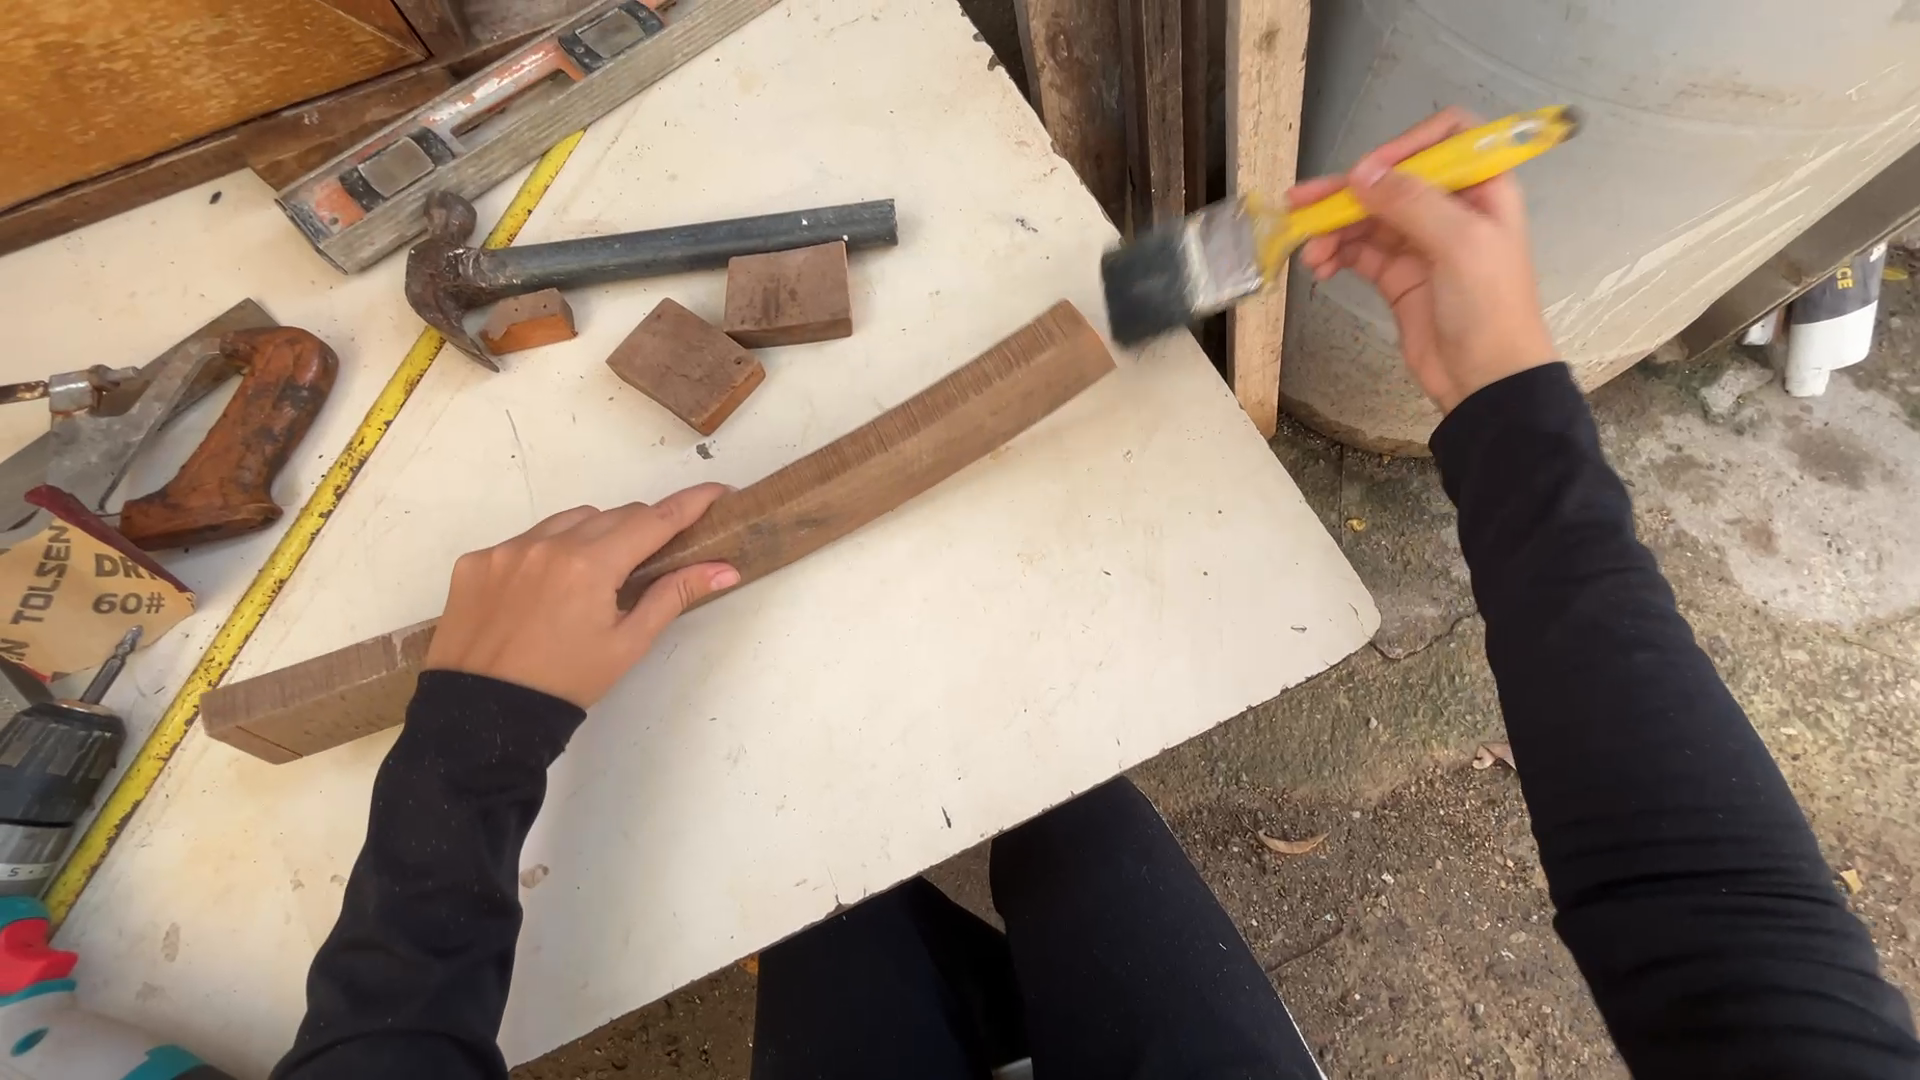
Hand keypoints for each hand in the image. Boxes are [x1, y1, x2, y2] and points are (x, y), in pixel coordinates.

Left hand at [423, 485, 739, 707]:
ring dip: (596, 534)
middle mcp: (548, 544)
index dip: (691, 502)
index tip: (717, 490)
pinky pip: (528, 539)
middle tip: (657, 556)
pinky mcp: (477, 561)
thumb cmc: (567, 681)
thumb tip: (724, 569)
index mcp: (591, 564)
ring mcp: (507, 549)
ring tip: (597, 576)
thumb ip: (675, 594)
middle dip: (644, 527)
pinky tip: (548, 589)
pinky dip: (550, 551)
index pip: (654, 520)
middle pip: (616, 515)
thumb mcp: (629, 642)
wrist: (483, 716)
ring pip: (571, 520)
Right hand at [1295, 107, 1557, 412]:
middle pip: (1391, 184)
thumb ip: (1410, 203)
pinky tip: (1319, 268)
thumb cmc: (1488, 305)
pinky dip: (1337, 256)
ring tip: (1311, 254)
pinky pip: (1359, 254)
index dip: (1402, 148)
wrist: (1485, 375)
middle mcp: (1449, 209)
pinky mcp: (1397, 278)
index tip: (1363, 173)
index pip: (1442, 141)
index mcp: (1480, 188)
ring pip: (1368, 221)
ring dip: (1335, 231)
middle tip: (1300, 205)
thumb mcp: (1457, 244)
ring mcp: (1420, 245)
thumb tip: (1359, 173)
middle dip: (1346, 194)